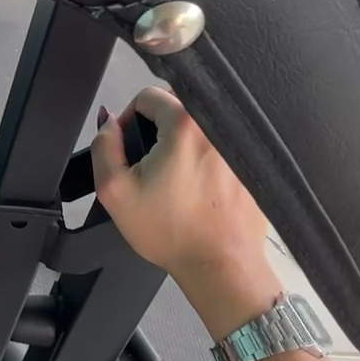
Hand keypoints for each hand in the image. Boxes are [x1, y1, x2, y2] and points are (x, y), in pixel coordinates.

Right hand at [90, 88, 272, 286]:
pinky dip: (208, 158)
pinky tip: (200, 187)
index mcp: (184, 125)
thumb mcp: (114, 189)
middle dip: (158, 127)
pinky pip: (224, 144)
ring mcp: (241, 143)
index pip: (149, 94)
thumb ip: (104, 145)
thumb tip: (109, 122)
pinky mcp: (255, 162)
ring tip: (176, 176)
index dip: (129, 117)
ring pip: (201, 125)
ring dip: (184, 141)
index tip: (129, 146)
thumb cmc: (170, 231)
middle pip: (178, 104)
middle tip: (151, 163)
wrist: (220, 266)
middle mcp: (218, 126)